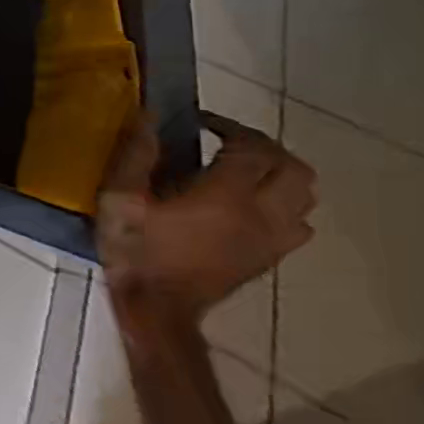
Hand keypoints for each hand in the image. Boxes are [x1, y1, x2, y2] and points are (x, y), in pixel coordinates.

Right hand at [98, 112, 315, 326]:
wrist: (157, 308)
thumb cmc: (135, 249)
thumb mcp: (119, 196)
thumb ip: (136, 153)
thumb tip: (149, 115)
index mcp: (226, 198)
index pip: (253, 148)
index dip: (229, 125)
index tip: (198, 120)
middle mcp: (261, 216)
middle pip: (294, 169)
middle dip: (263, 146)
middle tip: (224, 138)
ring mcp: (271, 240)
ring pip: (304, 196)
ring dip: (278, 173)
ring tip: (238, 165)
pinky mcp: (269, 257)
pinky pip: (297, 221)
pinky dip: (282, 200)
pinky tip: (245, 200)